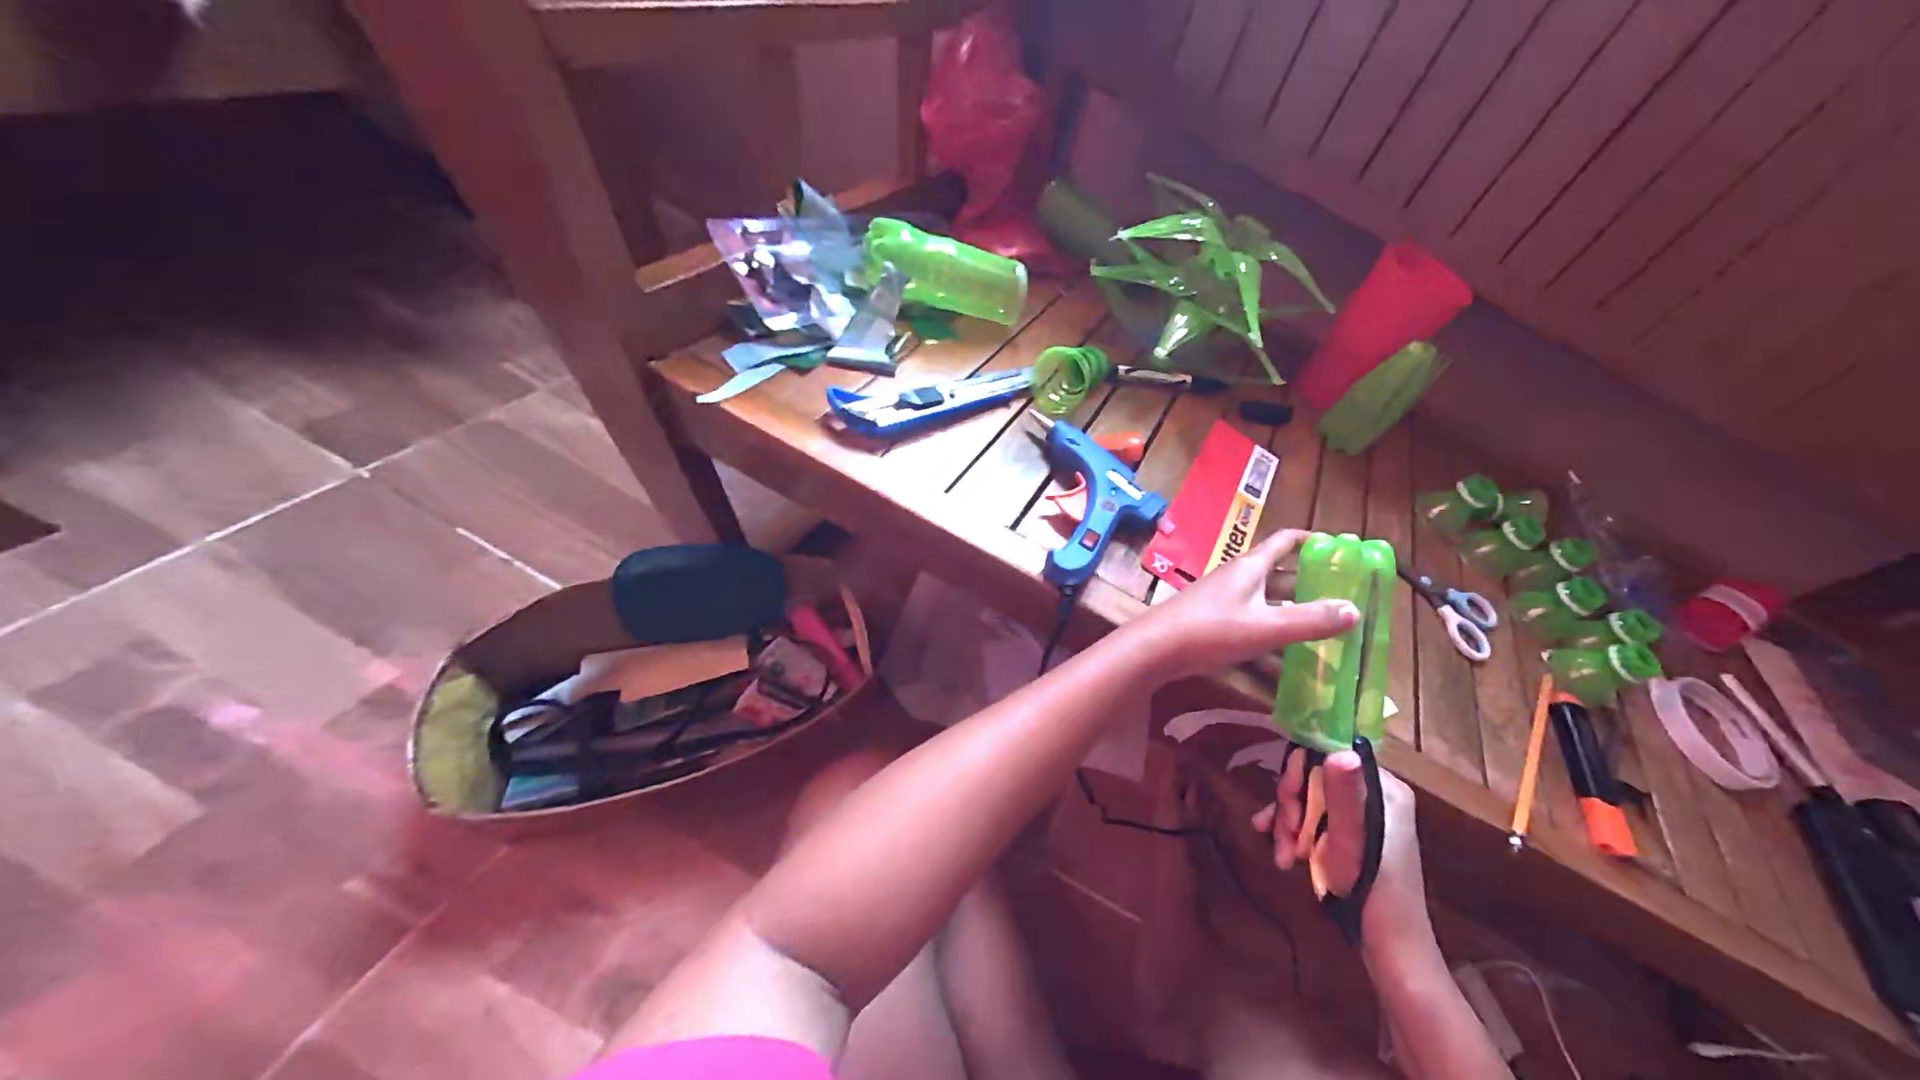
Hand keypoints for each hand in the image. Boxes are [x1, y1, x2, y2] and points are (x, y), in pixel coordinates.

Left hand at [1136, 529, 1358, 681]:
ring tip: (1329, 634)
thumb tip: (1355, 609)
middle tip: (1347, 600)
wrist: (1154, 650)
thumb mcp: (1265, 627)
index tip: (1342, 550)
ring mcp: (1225, 602)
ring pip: (1268, 605)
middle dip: (1313, 586)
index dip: (1314, 541)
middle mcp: (1238, 579)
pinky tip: (1292, 666)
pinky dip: (1273, 640)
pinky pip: (1254, 628)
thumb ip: (1309, 620)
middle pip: (1282, 575)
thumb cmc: (1210, 630)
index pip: (1286, 541)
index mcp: (1251, 567)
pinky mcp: (1216, 625)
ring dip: (1295, 616)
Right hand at [1251, 749, 1433, 955]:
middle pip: (1315, 778)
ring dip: (1288, 822)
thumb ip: (1343, 792)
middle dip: (1291, 803)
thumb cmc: (1371, 886)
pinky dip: (1293, 833)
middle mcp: (1374, 795)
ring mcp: (1361, 816)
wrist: (1389, 943)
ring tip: (1281, 852)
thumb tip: (1340, 752)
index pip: (1331, 752)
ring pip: (1308, 799)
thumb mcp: (1349, 837)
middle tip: (1282, 830)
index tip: (1286, 795)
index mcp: (1383, 788)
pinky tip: (1280, 853)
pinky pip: (1312, 819)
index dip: (1300, 769)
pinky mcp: (1350, 835)